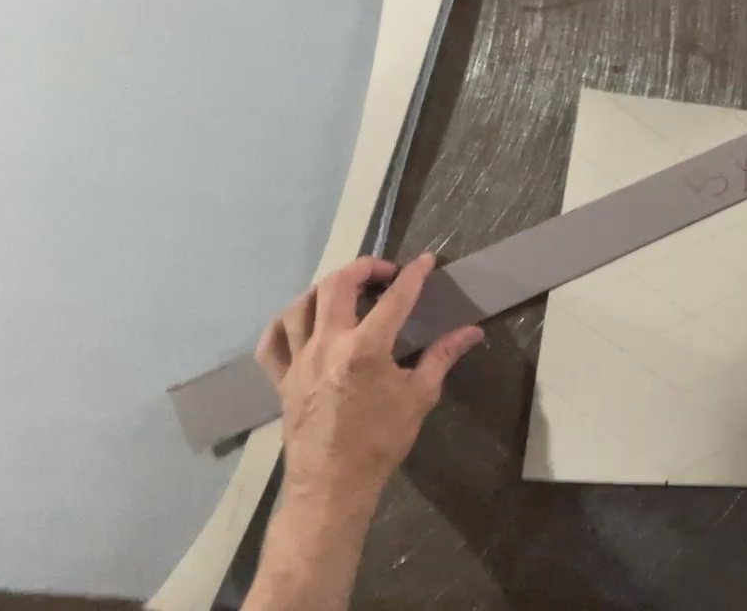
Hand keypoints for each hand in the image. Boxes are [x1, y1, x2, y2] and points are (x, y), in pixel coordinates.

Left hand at [255, 254, 483, 510]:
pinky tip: (304, 319)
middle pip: (337, 286)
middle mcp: (328, 346)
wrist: (332, 485)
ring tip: (347, 290)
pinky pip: (273, 341)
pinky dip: (286, 322)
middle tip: (385, 271)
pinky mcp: (281, 379)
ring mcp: (299, 362)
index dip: (414, 275)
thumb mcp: (420, 395)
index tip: (427, 260)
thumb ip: (443, 355)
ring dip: (326, 288)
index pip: (395, 298)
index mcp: (365, 349)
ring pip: (301, 306)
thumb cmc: (381, 440)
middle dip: (363, 268)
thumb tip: (473, 331)